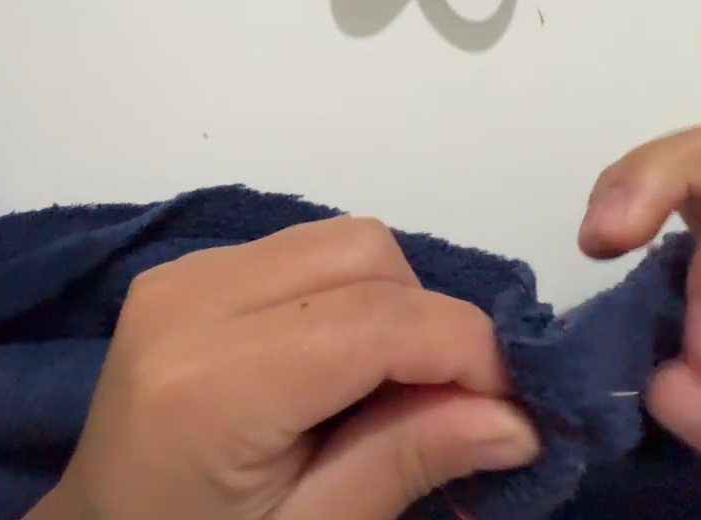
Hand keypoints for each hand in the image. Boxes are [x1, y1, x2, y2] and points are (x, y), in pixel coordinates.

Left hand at [34, 217, 538, 519]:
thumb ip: (407, 462)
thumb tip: (518, 418)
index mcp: (211, 382)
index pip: (374, 320)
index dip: (467, 348)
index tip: (514, 406)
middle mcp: (191, 297)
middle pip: (362, 252)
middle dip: (427, 318)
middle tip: (443, 401)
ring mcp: (183, 271)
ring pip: (339, 238)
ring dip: (389, 301)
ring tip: (382, 383)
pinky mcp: (186, 266)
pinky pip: (302, 249)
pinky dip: (345, 292)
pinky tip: (331, 358)